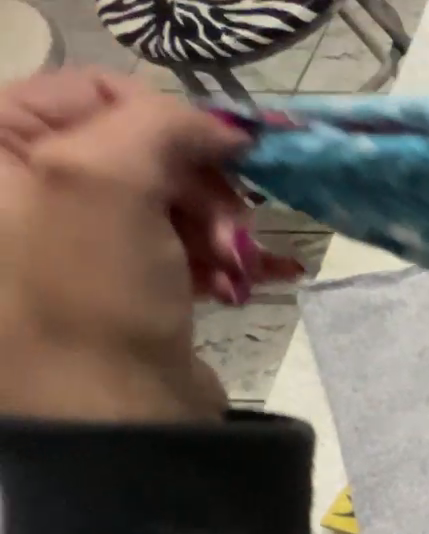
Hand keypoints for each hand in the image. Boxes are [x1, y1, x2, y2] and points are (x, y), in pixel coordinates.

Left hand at [0, 71, 255, 422]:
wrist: (111, 410)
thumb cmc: (89, 295)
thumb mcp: (105, 184)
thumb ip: (159, 127)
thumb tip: (225, 124)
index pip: (99, 91)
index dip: (175, 122)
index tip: (235, 165)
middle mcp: (26, 181)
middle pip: (144, 149)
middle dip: (205, 188)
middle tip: (234, 228)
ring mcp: (77, 235)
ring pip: (177, 200)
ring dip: (226, 229)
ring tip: (243, 266)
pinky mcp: (126, 279)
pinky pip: (188, 245)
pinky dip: (233, 257)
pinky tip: (264, 275)